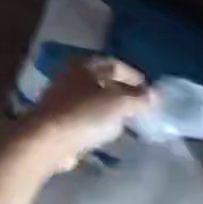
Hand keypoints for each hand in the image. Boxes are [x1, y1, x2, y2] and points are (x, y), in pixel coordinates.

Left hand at [19, 58, 154, 172]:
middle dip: (124, 91)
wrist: (49, 139)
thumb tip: (153, 94)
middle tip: (144, 106)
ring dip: (113, 107)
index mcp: (83, 66)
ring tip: (132, 121)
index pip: (114, 64)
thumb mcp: (118, 102)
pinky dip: (101, 120)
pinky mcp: (61, 119)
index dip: (134, 76)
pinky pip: (87, 116)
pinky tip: (112, 132)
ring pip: (94, 98)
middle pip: (103, 80)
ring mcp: (64, 98)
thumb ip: (138, 98)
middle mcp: (71, 76)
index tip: (152, 92)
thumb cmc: (85, 114)